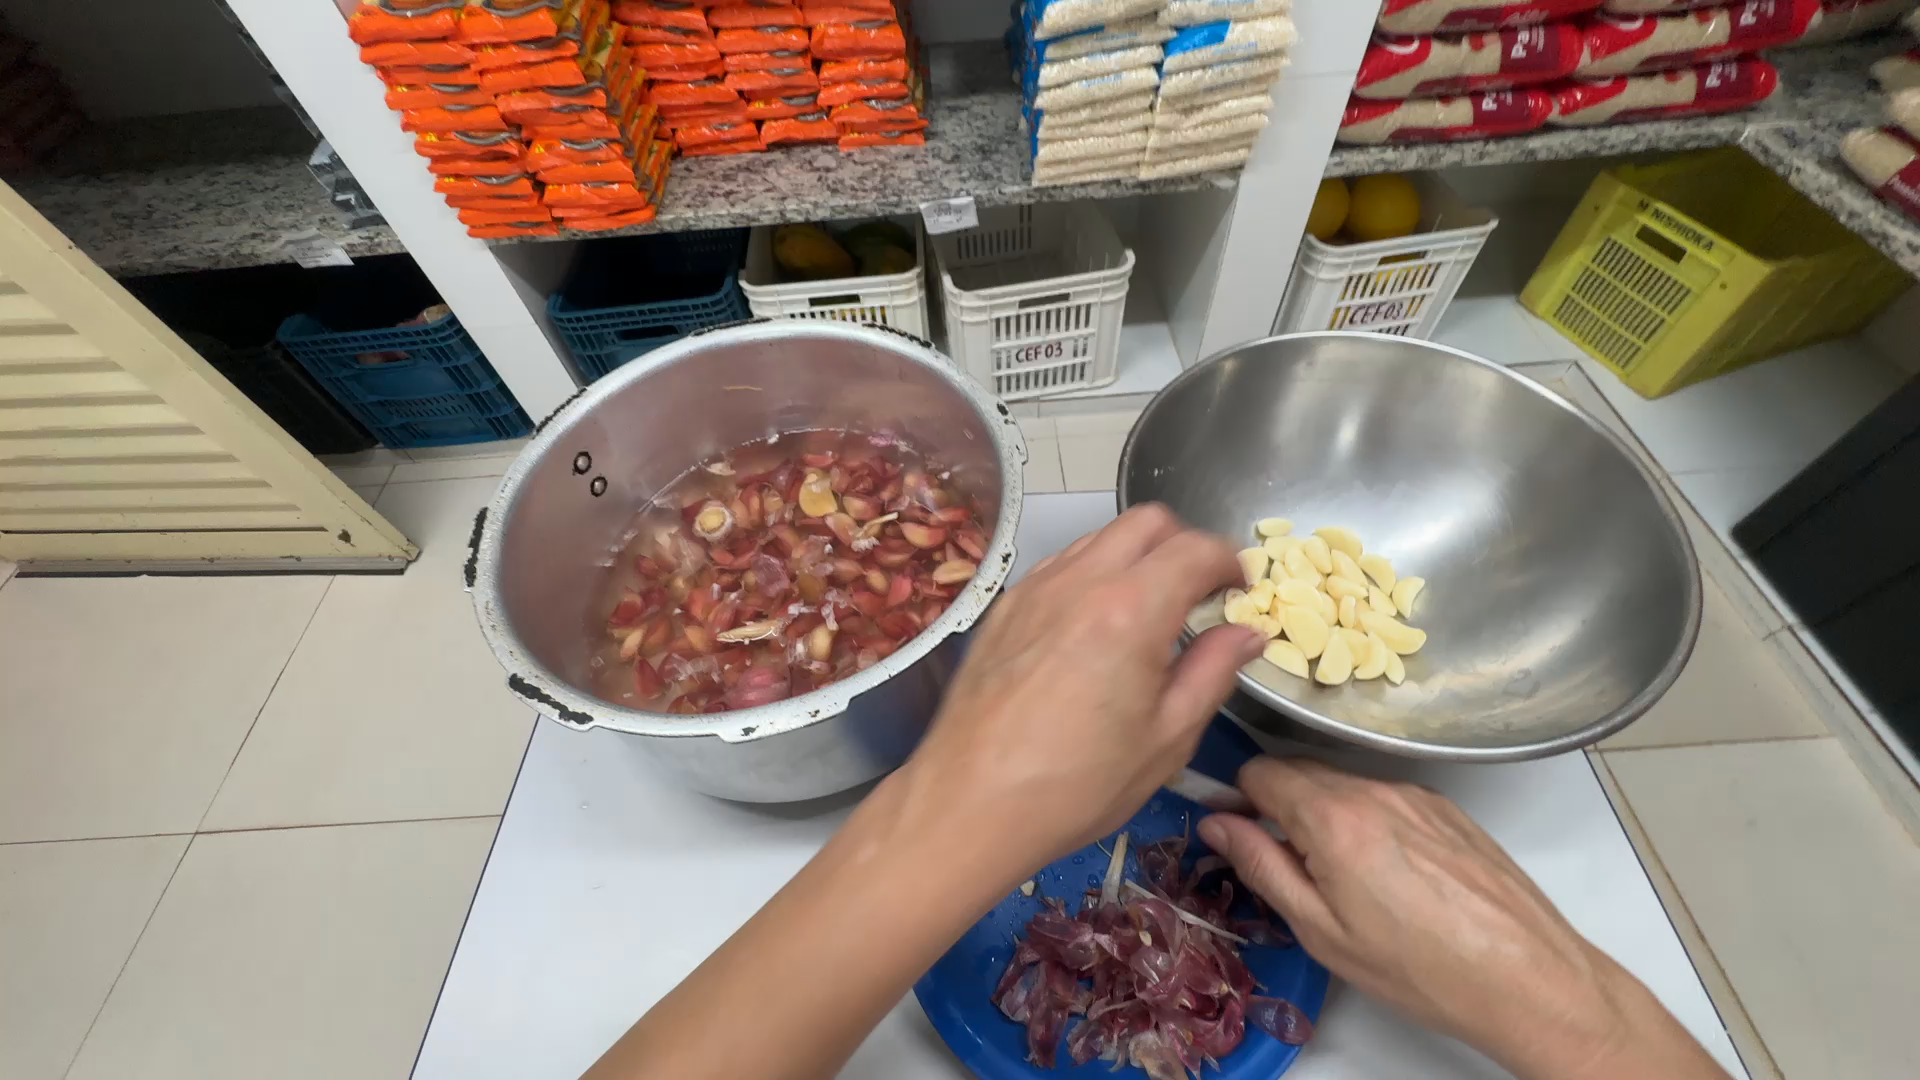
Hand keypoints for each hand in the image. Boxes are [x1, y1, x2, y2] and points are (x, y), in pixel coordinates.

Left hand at [895, 504, 1265, 879]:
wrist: (971, 799)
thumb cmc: (1078, 782)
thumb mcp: (1167, 738)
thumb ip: (1213, 672)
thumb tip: (1246, 633)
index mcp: (1130, 609)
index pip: (1195, 548)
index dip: (1230, 561)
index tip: (1239, 589)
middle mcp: (1079, 580)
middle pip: (1146, 522)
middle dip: (1183, 543)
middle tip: (1198, 592)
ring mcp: (1034, 587)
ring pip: (1098, 537)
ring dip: (1134, 555)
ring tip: (1145, 609)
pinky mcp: (1004, 606)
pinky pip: (1059, 564)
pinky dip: (1090, 573)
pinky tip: (1091, 623)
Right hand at [1199, 758, 1727, 1079]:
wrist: (1535, 984)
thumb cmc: (1418, 968)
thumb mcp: (1320, 929)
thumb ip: (1258, 864)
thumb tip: (1215, 822)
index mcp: (1331, 816)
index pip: (1257, 770)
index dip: (1239, 800)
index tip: (1242, 833)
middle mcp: (1369, 788)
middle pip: (1295, 769)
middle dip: (1278, 804)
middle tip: (1291, 860)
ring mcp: (1410, 792)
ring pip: (1337, 781)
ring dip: (1322, 810)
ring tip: (1346, 872)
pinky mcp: (1442, 804)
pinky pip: (1380, 793)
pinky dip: (1365, 816)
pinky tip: (1390, 869)